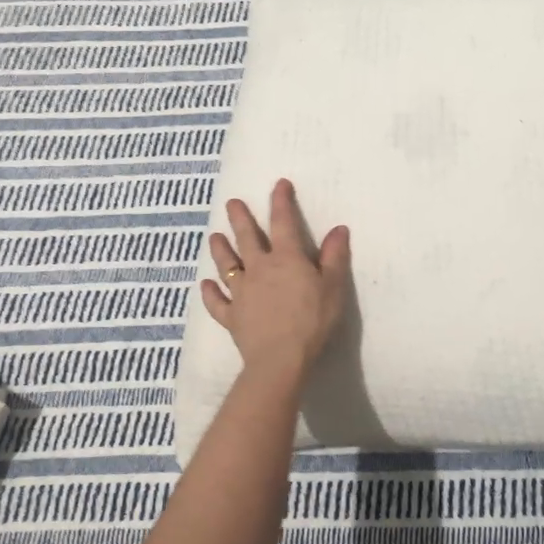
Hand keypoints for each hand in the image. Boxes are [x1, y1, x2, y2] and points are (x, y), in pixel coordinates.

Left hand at [201, 179, 351, 379]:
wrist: (280, 359)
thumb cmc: (312, 320)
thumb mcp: (333, 286)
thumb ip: (334, 256)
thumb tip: (339, 228)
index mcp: (286, 258)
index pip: (283, 222)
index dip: (281, 201)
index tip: (279, 184)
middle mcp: (260, 269)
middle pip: (247, 238)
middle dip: (240, 218)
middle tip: (231, 202)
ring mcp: (242, 293)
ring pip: (227, 265)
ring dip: (220, 249)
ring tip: (214, 236)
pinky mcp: (232, 317)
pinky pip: (218, 302)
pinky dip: (210, 293)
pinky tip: (205, 285)